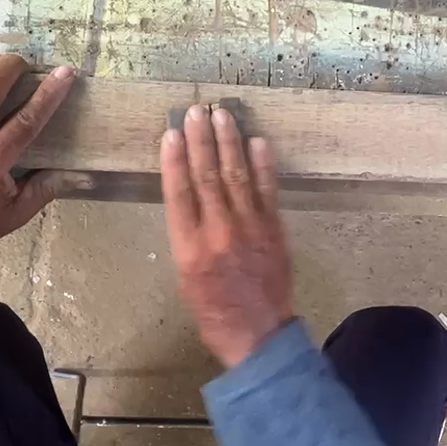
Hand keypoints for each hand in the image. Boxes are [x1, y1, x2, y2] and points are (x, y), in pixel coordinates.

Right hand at [160, 104, 293, 368]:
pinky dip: (263, 164)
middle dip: (201, 140)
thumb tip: (188, 191)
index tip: (171, 132)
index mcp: (189, 247)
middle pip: (207, 175)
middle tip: (197, 111)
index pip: (179, 192)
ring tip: (222, 117)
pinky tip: (257, 141)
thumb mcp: (185, 275)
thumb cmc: (214, 309)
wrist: (258, 334)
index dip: (174, 159)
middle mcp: (218, 231)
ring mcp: (250, 227)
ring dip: (229, 142)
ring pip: (237, 175)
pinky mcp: (274, 227)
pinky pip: (268, 189)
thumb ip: (187, 233)